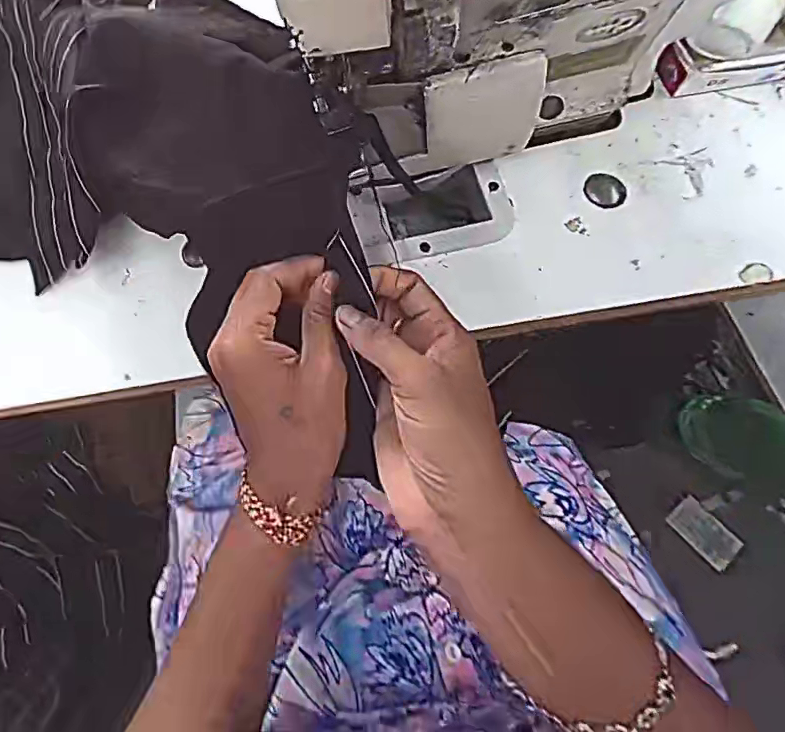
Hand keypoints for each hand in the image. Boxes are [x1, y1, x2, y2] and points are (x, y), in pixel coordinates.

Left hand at [207, 257, 344, 514]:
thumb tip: (326, 282)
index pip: (263, 280)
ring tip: (321, 297)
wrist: (287, 475)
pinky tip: (305, 316)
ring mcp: (226, 354)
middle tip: (326, 282)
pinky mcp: (234, 362)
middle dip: (292, 278)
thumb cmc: (305, 435)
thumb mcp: (324, 367)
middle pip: (253, 286)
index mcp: (242, 342)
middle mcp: (225, 345)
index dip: (298, 268)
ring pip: (252, 300)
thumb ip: (321, 316)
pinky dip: (278, 312)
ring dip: (286, 293)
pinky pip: (252, 321)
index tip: (325, 269)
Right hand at [335, 267, 528, 542]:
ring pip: (371, 340)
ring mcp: (401, 380)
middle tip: (331, 297)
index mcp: (444, 338)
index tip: (354, 278)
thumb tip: (350, 314)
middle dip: (363, 302)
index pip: (412, 290)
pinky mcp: (382, 405)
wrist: (452, 506)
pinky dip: (344, 360)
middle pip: (389, 312)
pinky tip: (328, 352)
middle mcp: (423, 355)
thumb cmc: (460, 446)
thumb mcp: (421, 380)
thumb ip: (382, 342)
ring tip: (324, 320)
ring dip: (350, 331)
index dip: (385, 279)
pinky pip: (359, 371)